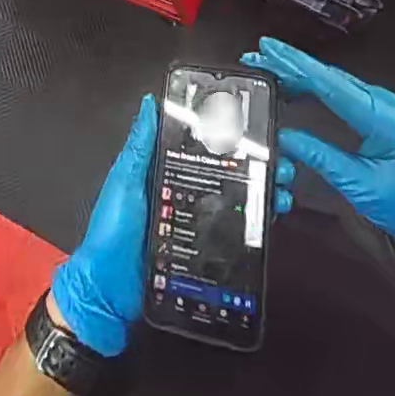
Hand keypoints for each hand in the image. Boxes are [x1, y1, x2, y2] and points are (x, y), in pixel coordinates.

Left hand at [49, 97, 294, 356]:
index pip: (207, 145)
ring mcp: (203, 218)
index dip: (233, 134)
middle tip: (283, 158)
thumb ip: (140, 146)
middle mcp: (191, 190)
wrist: (111, 294)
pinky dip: (260, 219)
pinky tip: (275, 211)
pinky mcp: (211, 246)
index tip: (258, 124)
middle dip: (261, 161)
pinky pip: (240, 229)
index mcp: (170, 170)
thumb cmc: (114, 231)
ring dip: (266, 188)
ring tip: (283, 185)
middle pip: (233, 168)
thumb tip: (150, 101)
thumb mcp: (125, 182)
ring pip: (242, 196)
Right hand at [243, 37, 394, 338]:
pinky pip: (345, 96)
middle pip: (329, 77)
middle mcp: (383, 102)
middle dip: (291, 65)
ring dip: (303, 77)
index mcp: (381, 114)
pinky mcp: (384, 118)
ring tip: (272, 73)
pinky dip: (319, 90)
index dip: (294, 64)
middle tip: (260, 58)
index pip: (328, 82)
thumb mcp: (362, 185)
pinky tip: (300, 93)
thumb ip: (322, 157)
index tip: (269, 50)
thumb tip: (287, 138)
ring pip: (336, 84)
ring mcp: (385, 108)